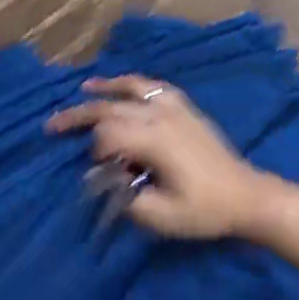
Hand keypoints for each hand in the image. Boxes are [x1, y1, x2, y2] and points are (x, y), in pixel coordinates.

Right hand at [45, 75, 272, 239]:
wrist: (246, 195)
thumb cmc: (205, 209)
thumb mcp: (162, 216)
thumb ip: (127, 199)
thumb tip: (102, 180)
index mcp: (155, 139)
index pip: (108, 134)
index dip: (94, 152)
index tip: (99, 174)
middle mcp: (162, 116)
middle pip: (113, 108)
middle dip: (81, 114)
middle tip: (52, 124)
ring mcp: (176, 108)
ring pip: (133, 88)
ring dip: (107, 88)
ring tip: (85, 87)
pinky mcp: (187, 108)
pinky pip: (156, 87)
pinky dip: (135, 83)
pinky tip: (126, 84)